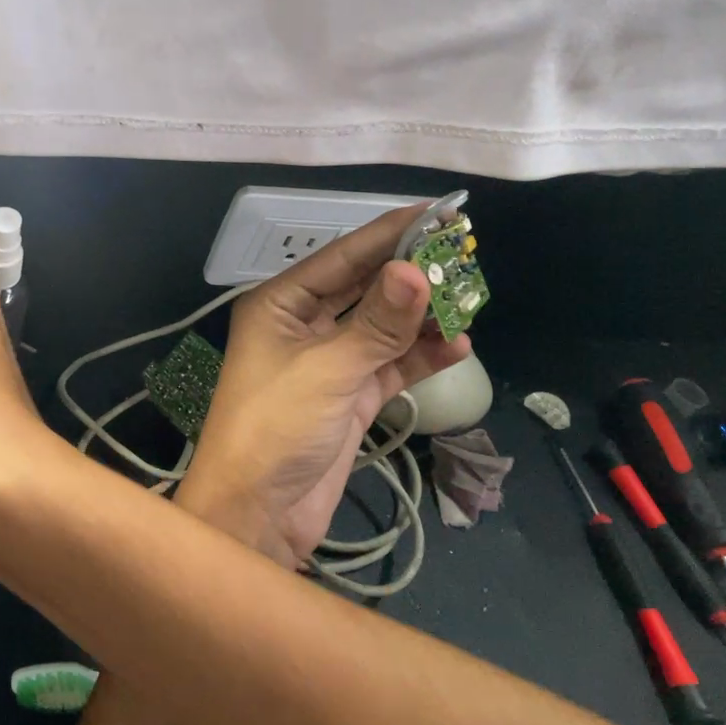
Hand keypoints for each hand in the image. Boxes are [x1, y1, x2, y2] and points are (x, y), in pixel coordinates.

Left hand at [176, 207, 470, 567]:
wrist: (255, 513)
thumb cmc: (275, 428)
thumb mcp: (327, 370)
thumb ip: (376, 323)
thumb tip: (415, 270)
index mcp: (279, 304)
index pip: (342, 257)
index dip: (390, 233)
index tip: (441, 211)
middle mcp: (302, 325)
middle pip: (364, 287)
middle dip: (411, 273)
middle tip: (466, 254)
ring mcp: (328, 362)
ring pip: (382, 326)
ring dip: (422, 316)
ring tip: (470, 301)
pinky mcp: (349, 397)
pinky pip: (391, 365)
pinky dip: (421, 356)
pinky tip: (458, 346)